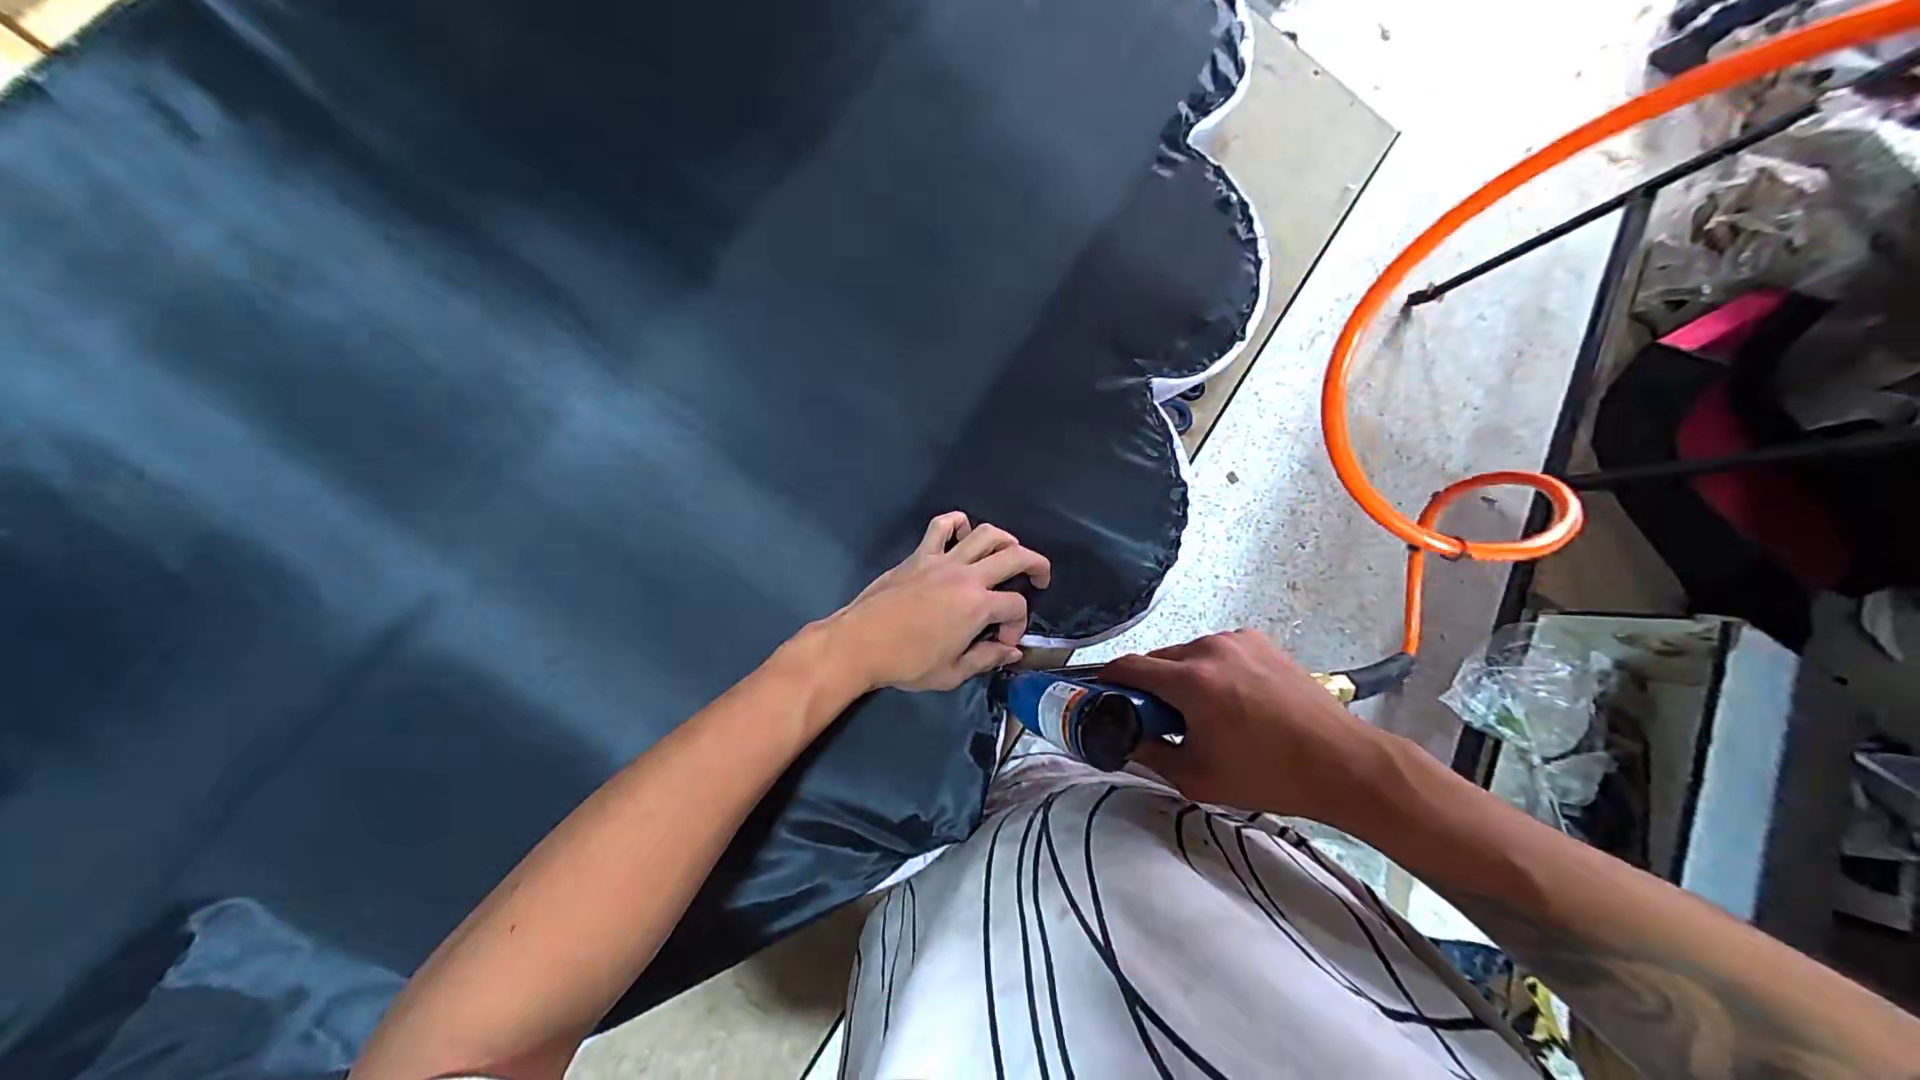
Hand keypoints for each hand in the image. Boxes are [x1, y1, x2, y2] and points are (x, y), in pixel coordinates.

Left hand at [818, 512, 1051, 692]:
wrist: (859, 643)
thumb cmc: (906, 663)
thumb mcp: (952, 673)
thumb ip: (986, 659)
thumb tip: (1011, 651)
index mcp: (977, 606)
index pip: (1016, 606)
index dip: (1018, 624)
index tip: (1003, 641)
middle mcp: (966, 576)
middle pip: (1015, 556)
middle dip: (1036, 565)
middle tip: (1040, 579)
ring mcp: (942, 560)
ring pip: (985, 533)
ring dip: (1006, 539)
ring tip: (1009, 552)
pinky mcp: (919, 555)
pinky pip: (941, 526)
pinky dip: (957, 522)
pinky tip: (963, 532)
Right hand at [1100, 630, 1399, 824]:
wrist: (1341, 762)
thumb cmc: (1270, 774)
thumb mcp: (1198, 776)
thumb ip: (1151, 754)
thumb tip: (1127, 740)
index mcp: (1192, 681)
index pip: (1128, 666)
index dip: (1108, 680)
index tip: (1103, 694)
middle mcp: (1211, 650)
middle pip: (1157, 659)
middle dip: (1149, 685)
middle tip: (1157, 718)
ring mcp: (1238, 641)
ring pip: (1186, 654)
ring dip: (1180, 677)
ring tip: (1199, 711)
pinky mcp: (1259, 642)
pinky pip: (1216, 651)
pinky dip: (1210, 670)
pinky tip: (1228, 699)